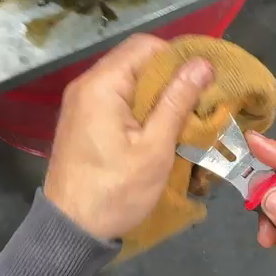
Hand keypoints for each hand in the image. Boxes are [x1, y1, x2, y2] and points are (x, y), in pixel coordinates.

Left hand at [44, 35, 212, 240]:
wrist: (71, 229)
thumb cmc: (116, 191)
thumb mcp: (155, 148)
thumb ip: (177, 101)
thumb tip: (202, 63)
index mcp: (102, 85)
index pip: (146, 46)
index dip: (179, 57)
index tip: (204, 80)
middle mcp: (86, 84)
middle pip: (135, 60)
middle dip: (169, 75)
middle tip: (198, 100)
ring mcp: (80, 102)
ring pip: (126, 80)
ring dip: (155, 92)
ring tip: (182, 115)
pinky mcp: (82, 120)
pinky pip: (115, 98)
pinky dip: (138, 106)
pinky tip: (157, 127)